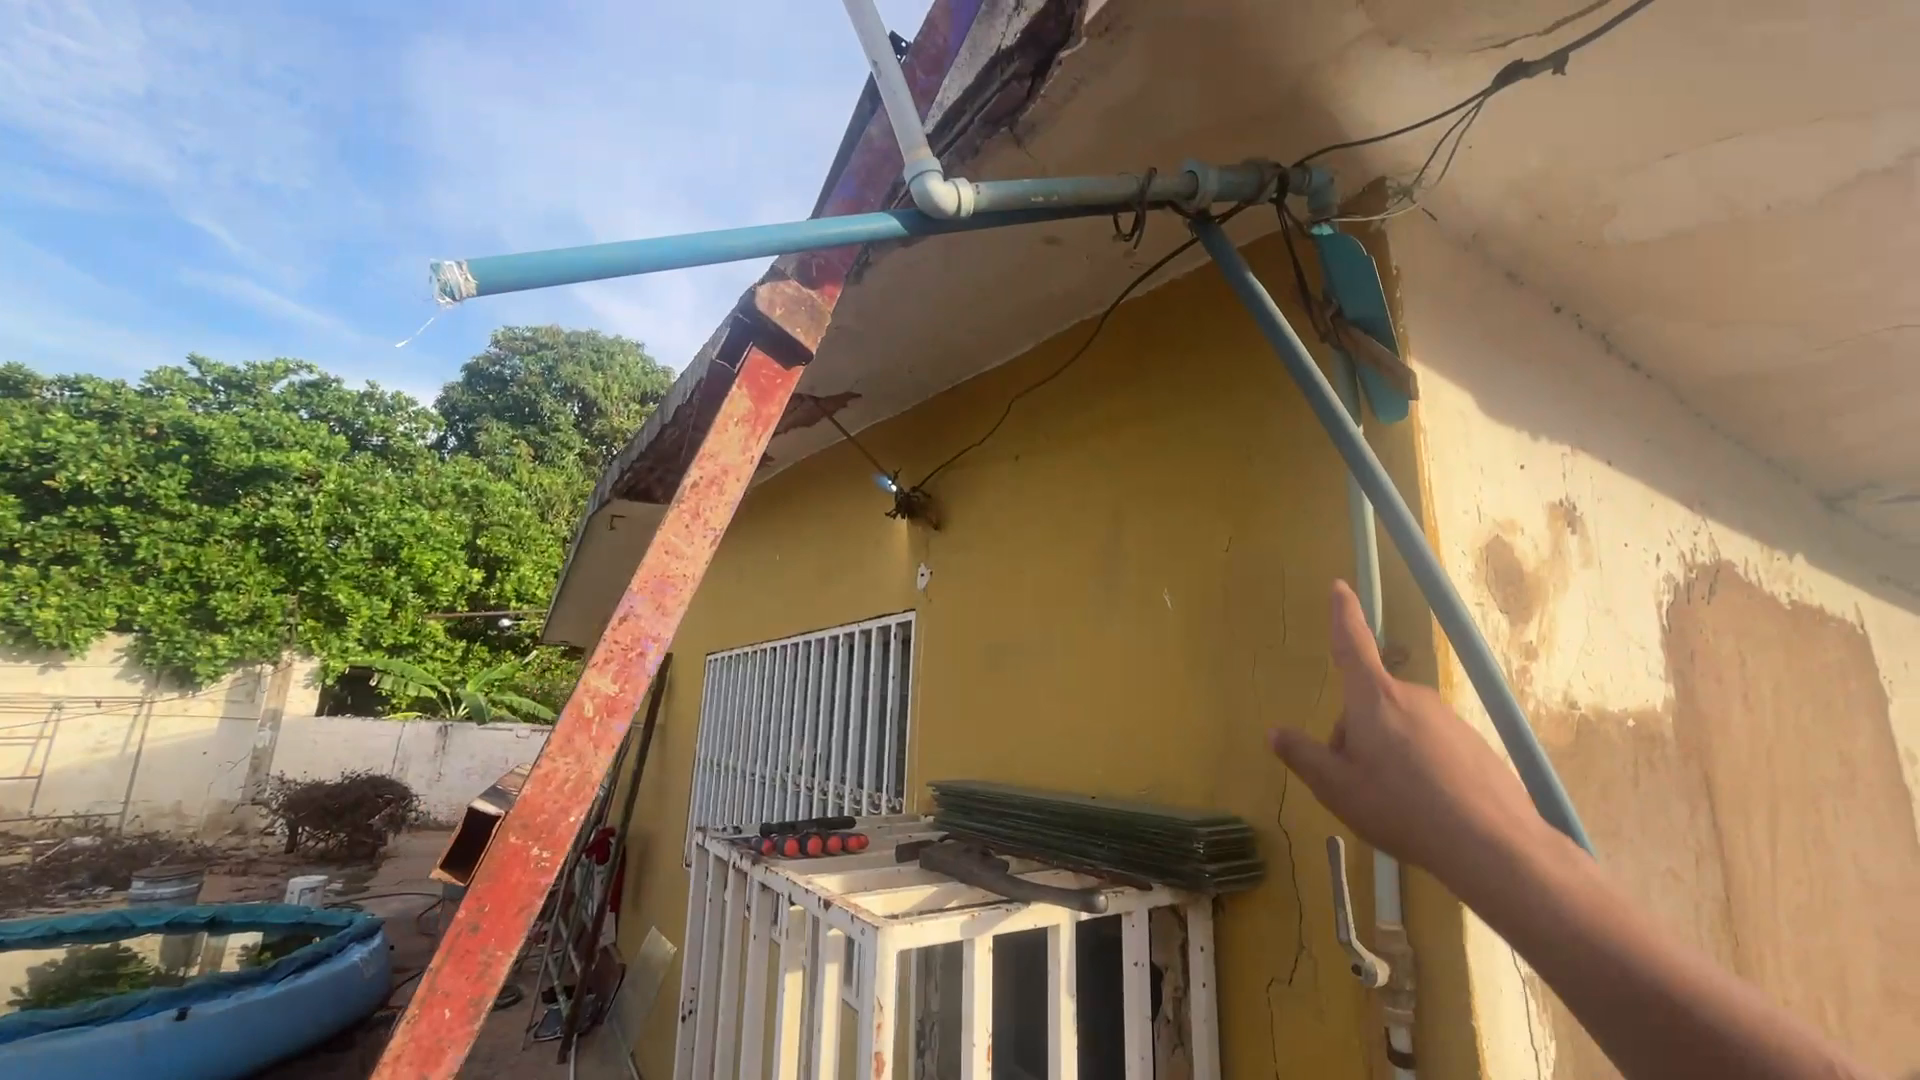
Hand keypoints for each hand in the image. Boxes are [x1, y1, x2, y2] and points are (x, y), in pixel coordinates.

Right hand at [1268, 580, 1549, 881]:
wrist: (1494, 845)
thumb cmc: (1401, 808)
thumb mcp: (1336, 788)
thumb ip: (1303, 756)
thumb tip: (1275, 733)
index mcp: (1374, 699)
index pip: (1352, 645)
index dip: (1342, 615)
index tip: (1339, 586)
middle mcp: (1412, 697)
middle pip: (1368, 704)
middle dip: (1355, 734)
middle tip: (1357, 782)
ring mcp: (1448, 719)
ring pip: (1398, 726)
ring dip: (1387, 752)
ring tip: (1395, 801)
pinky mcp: (1474, 744)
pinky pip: (1429, 744)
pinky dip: (1419, 766)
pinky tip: (1426, 805)